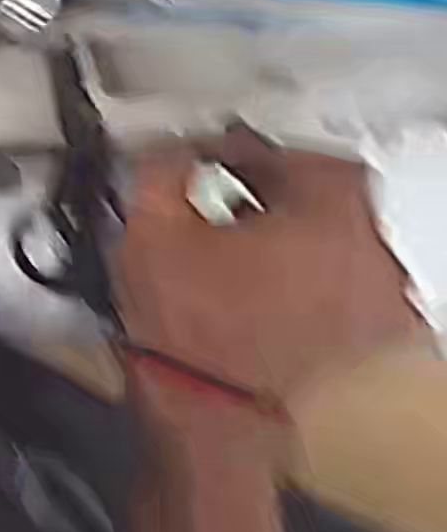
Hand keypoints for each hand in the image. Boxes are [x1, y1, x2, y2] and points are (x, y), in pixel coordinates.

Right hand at [116, 129, 422, 411]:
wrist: (202, 385)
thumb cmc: (181, 306)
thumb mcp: (151, 220)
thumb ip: (164, 168)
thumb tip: (173, 146)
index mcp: (330, 230)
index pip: (322, 163)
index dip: (264, 149)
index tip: (221, 153)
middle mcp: (374, 265)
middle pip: (339, 200)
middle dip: (276, 185)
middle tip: (221, 183)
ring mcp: (381, 303)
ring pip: (346, 238)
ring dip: (293, 221)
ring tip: (232, 226)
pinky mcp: (371, 330)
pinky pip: (349, 274)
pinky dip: (308, 258)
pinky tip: (255, 265)